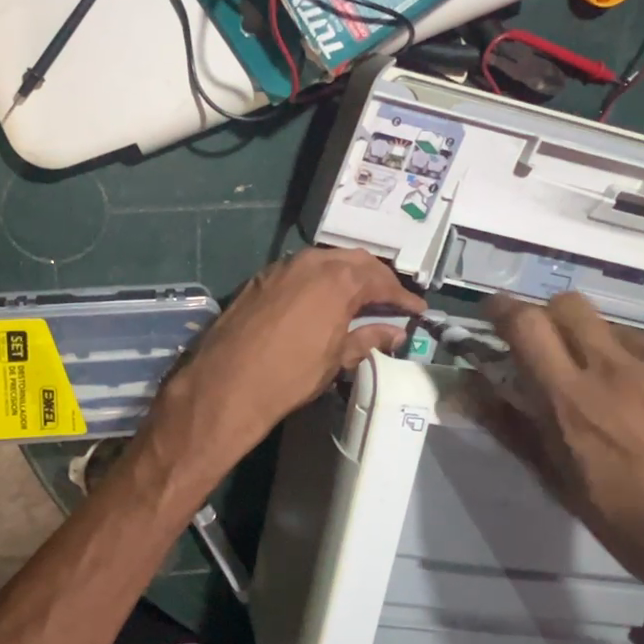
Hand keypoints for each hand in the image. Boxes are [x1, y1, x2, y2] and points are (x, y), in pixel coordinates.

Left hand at [147, 249, 423, 474]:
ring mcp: (281, 267)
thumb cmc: (289, 375)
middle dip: (376, 279)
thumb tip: (393, 333)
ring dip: (346, 275)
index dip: (402, 297)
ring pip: (324, 261)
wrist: (227, 383)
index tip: (417, 311)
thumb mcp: (336, 359)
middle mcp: (310, 263)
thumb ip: (367, 339)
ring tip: (360, 299)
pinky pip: (299, 271)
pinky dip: (318, 280)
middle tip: (390, 301)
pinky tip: (323, 300)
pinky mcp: (259, 279)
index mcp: (338, 279)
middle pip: (354, 261)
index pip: (381, 280)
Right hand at [473, 293, 643, 627]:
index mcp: (574, 403)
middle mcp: (621, 370)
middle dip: (552, 318)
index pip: (525, 324)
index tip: (494, 316)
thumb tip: (468, 389)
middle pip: (571, 306)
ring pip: (627, 336)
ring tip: (637, 408)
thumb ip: (517, 432)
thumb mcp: (570, 493)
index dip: (502, 309)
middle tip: (556, 352)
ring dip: (613, 356)